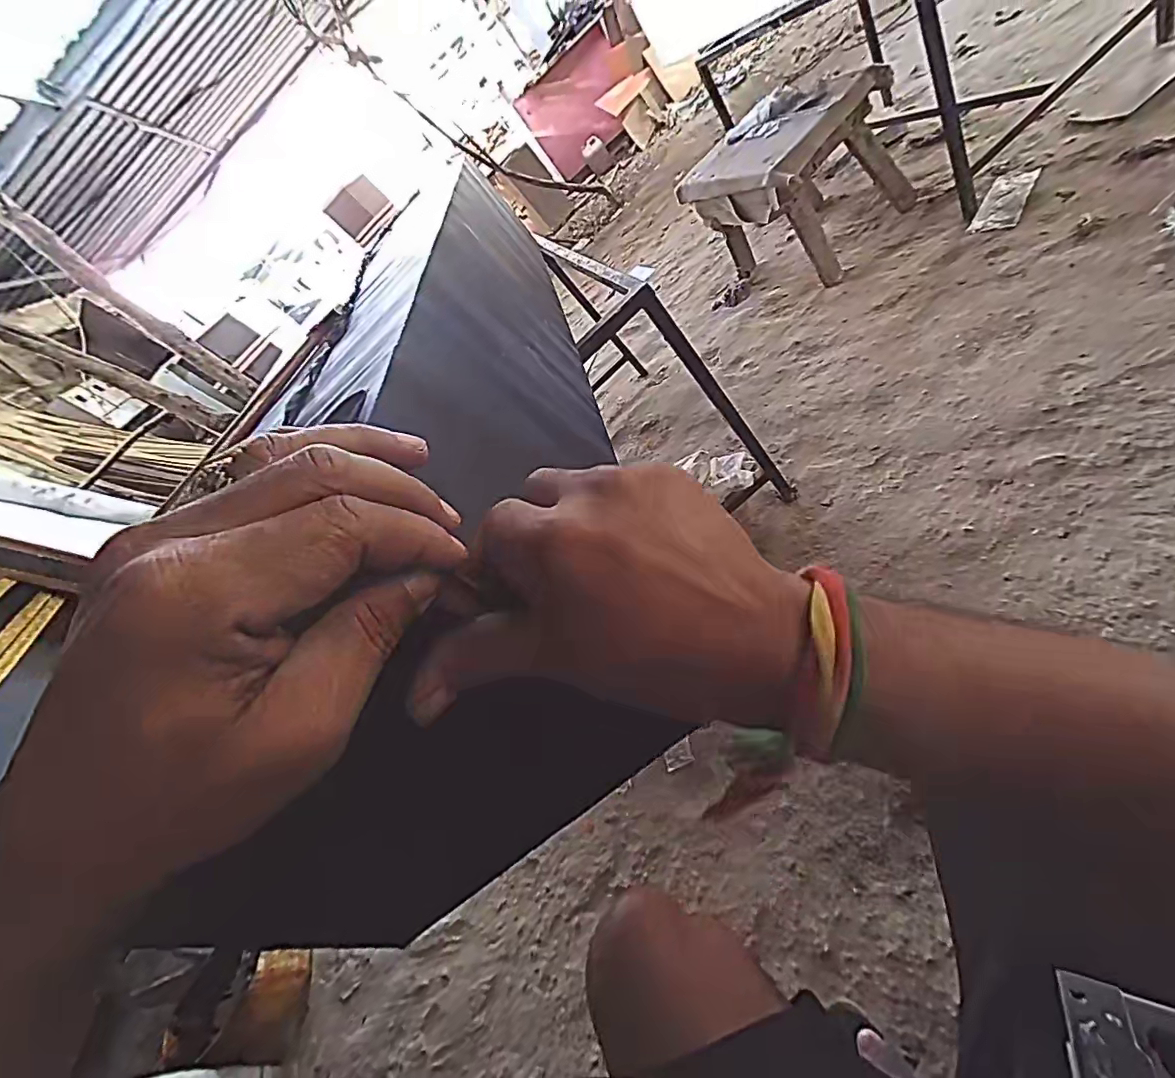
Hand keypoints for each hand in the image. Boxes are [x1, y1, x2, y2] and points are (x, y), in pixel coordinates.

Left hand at [0, 426, 466, 918]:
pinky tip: (347, 470)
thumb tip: (419, 576)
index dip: (408, 532)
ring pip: (272, 460)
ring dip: (352, 457)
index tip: (455, 555)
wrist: (70, 826)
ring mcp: (151, 535)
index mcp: (196, 593)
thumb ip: (363, 639)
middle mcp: (166, 542)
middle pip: (305, 474)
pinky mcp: (155, 545)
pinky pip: (245, 485)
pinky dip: (309, 475)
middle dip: (391, 488)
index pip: (333, 524)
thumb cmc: (182, 800)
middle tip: (447, 518)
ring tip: (412, 459)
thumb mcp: (298, 735)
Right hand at [411, 464, 810, 730]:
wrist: (758, 641)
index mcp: (549, 536)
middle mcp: (584, 491)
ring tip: (603, 566)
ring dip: (572, 520)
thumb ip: (479, 659)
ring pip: (573, 487)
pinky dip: (615, 511)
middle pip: (529, 500)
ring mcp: (631, 477)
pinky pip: (619, 484)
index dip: (496, 567)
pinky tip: (642, 551)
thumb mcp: (557, 658)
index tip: (517, 601)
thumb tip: (416, 699)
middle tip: (561, 585)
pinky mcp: (668, 475)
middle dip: (533, 537)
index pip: (490, 530)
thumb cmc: (650, 658)